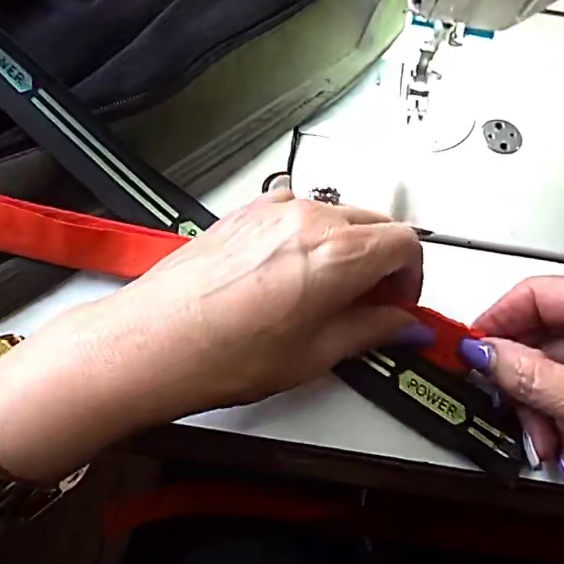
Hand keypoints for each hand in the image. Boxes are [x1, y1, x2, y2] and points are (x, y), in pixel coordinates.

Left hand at [0, 190, 423, 480]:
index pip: (407, 244)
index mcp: (337, 253)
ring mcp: (275, 209)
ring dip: (352, 248)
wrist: (150, 343)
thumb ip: (373, 330)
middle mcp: (310, 218)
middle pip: (378, 224)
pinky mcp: (247, 211)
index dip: (413, 277)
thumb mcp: (315, 354)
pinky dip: (316, 237)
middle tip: (373, 303)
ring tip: (331, 293)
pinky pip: (303, 212)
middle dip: (387, 262)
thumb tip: (403, 324)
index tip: (399, 303)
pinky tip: (295, 275)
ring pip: (341, 216)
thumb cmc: (220, 354)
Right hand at [466, 276, 563, 546]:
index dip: (498, 323)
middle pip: (548, 334)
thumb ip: (531, 376)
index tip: (470, 355)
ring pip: (563, 367)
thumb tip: (482, 352)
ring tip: (549, 445)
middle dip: (525, 381)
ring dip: (545, 407)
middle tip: (514, 417)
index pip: (539, 294)